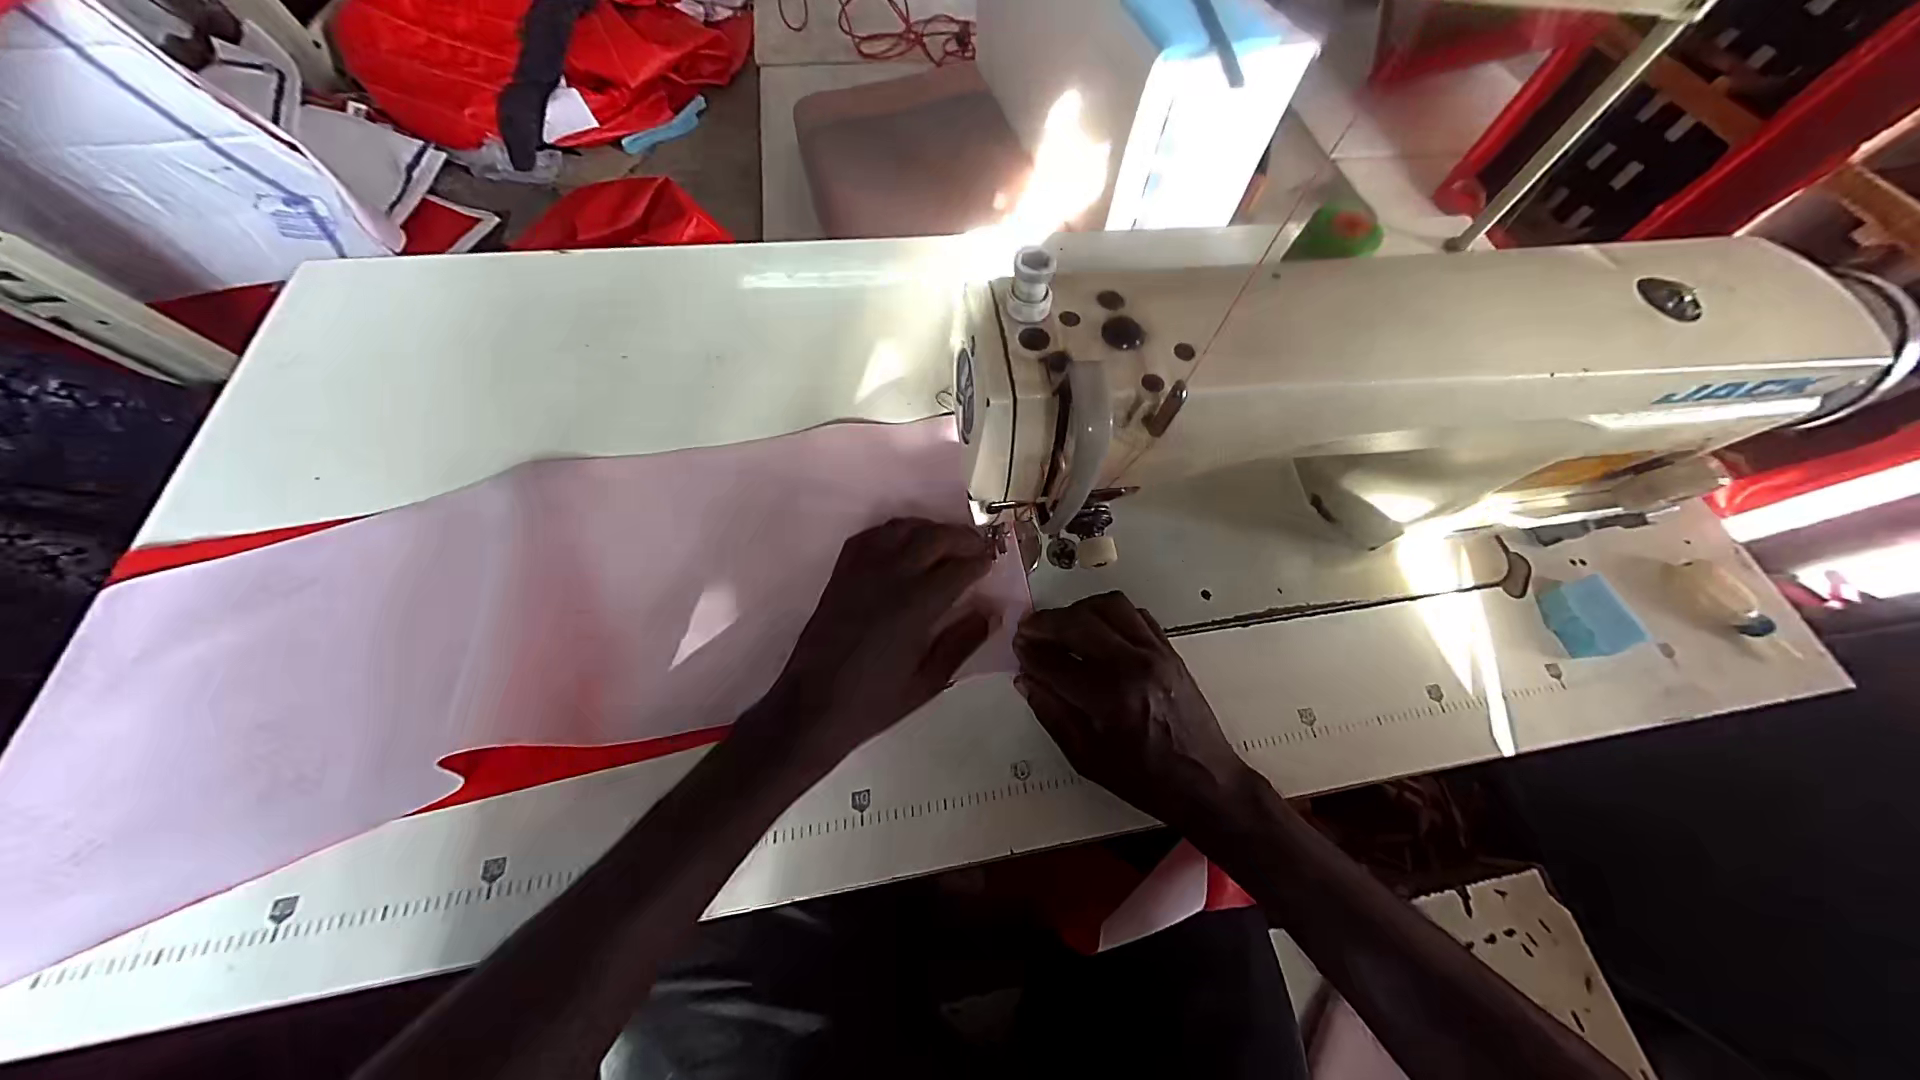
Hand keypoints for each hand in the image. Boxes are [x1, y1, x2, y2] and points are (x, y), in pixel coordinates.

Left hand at [746, 518, 998, 770]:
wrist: (813, 705)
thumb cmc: (874, 701)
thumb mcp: (928, 681)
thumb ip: (962, 642)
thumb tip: (990, 612)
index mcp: (915, 606)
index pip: (958, 568)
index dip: (980, 561)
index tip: (993, 562)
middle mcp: (889, 577)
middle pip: (933, 537)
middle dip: (962, 537)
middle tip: (978, 547)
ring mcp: (861, 570)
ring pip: (902, 528)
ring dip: (931, 529)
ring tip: (947, 542)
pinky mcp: (841, 572)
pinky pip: (872, 535)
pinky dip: (895, 531)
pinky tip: (906, 544)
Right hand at [1014, 591, 1256, 830]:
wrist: (1206, 780)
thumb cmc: (1144, 778)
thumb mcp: (1087, 758)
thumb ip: (1052, 714)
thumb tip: (1026, 680)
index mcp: (1110, 699)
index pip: (1056, 662)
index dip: (1030, 652)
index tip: (1017, 648)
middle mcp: (1133, 666)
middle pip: (1079, 623)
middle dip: (1046, 623)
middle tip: (1029, 630)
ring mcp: (1155, 653)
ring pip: (1108, 606)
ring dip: (1077, 610)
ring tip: (1061, 625)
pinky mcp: (1169, 649)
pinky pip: (1135, 614)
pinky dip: (1109, 614)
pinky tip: (1096, 628)